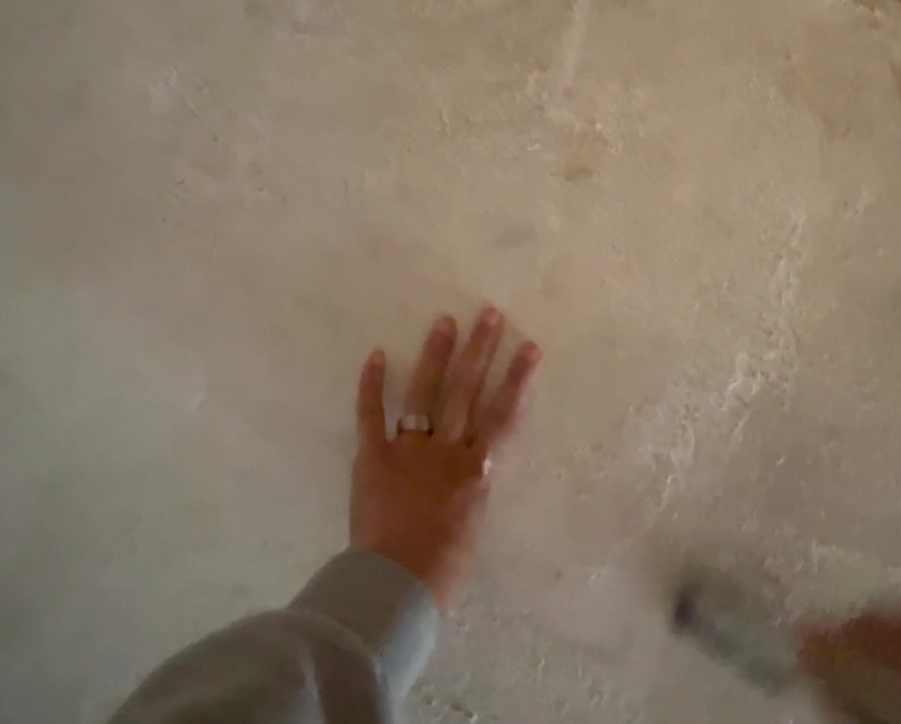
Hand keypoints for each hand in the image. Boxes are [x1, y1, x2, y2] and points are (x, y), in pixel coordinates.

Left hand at [351, 307, 540, 609]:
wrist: (398, 586)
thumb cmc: (444, 570)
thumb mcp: (473, 528)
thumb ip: (471, 492)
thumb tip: (472, 474)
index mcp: (475, 469)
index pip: (503, 414)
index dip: (517, 379)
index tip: (528, 346)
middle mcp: (447, 450)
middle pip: (467, 392)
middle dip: (479, 351)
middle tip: (488, 314)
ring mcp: (409, 450)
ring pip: (425, 393)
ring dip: (436, 356)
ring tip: (445, 322)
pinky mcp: (373, 457)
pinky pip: (372, 416)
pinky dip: (372, 385)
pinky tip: (377, 354)